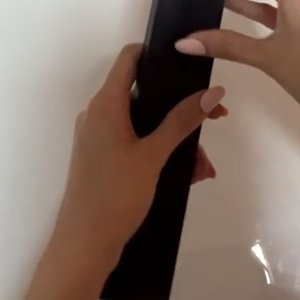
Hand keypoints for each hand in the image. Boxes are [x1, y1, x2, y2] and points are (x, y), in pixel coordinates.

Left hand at [47, 44, 227, 276]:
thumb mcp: (154, 155)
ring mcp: (100, 138)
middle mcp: (99, 114)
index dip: (157, 52)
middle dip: (181, 107)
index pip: (129, 59)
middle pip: (145, 95)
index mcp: (106, 104)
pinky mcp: (104, 159)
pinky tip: (191, 175)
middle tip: (215, 118)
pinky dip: (163, 153)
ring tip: (205, 165)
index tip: (188, 60)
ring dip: (177, 139)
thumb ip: (183, 120)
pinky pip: (139, 144)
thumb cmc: (115, 194)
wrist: (84, 246)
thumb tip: (213, 92)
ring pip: (146, 124)